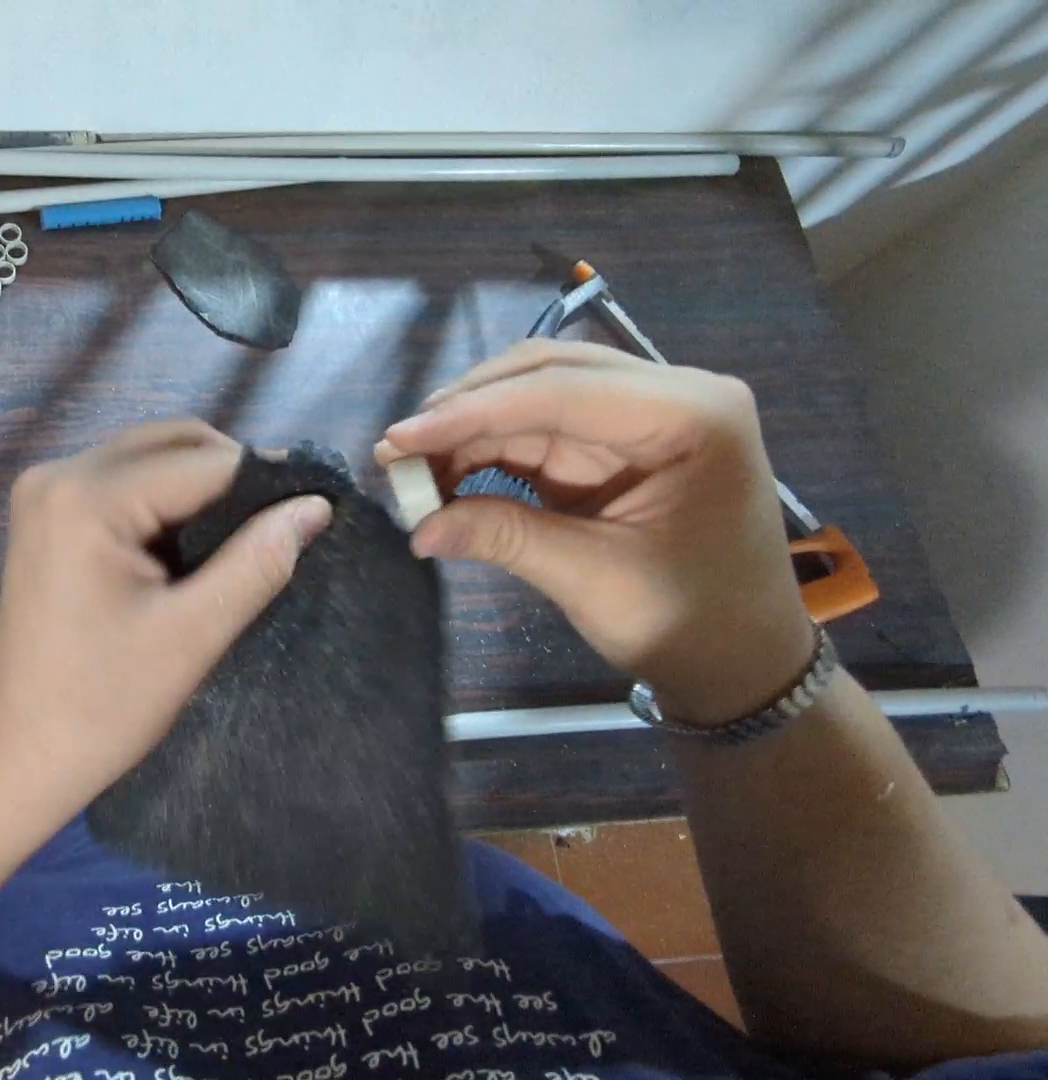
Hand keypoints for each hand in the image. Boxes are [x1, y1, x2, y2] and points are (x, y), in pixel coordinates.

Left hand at [0, 420, 331, 799]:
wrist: (21, 748)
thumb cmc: (104, 704)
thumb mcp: (193, 634)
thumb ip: (258, 561)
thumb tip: (316, 505)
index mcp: (87, 497)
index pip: (203, 461)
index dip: (267, 481)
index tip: (318, 509)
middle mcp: (59, 473)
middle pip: (173, 442)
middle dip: (232, 476)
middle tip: (277, 528)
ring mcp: (45, 489)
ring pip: (150, 456)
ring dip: (200, 487)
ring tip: (238, 540)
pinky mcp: (45, 511)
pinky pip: (124, 482)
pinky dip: (165, 501)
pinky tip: (190, 545)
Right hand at [376, 341, 815, 725]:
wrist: (739, 658)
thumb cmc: (689, 621)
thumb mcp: (593, 579)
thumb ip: (504, 538)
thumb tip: (418, 528)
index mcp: (691, 416)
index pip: (561, 392)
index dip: (471, 413)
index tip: (398, 439)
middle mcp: (667, 396)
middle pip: (543, 375)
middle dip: (463, 410)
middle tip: (396, 449)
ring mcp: (637, 417)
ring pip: (531, 398)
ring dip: (466, 428)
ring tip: (409, 465)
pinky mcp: (609, 445)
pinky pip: (532, 431)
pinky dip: (483, 450)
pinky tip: (443, 475)